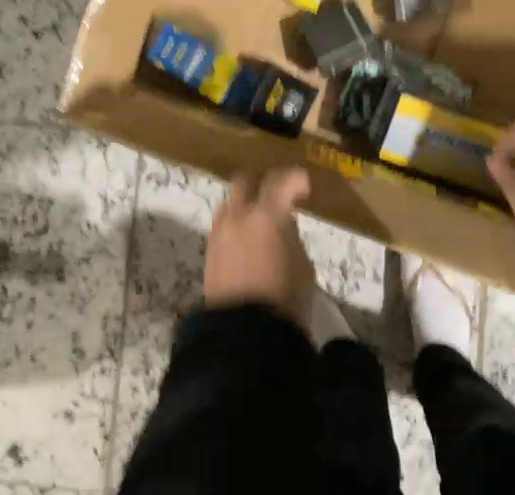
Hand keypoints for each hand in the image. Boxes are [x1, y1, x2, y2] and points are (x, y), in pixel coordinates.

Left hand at [203, 169, 316, 329]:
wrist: (243, 334)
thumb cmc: (284, 300)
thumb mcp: (303, 267)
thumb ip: (292, 238)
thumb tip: (284, 227)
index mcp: (266, 216)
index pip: (281, 181)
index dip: (296, 180)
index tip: (305, 187)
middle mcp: (238, 217)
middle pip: (244, 181)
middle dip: (261, 184)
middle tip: (278, 197)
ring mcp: (219, 233)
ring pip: (229, 204)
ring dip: (245, 206)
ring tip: (261, 223)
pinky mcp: (209, 253)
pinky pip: (222, 226)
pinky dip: (236, 226)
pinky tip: (248, 243)